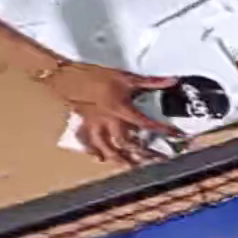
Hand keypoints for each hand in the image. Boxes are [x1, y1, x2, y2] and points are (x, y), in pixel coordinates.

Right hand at [37, 60, 182, 164]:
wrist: (59, 71)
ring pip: (103, 145)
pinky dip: (92, 149)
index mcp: (120, 110)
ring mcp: (92, 122)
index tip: (178, 135)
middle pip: (125, 142)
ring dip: (117, 157)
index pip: (147, 124)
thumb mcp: (126, 77)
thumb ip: (151, 82)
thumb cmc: (94, 74)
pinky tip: (99, 158)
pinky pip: (85, 138)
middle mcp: (107, 120)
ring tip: (131, 166)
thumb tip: (174, 80)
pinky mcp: (81, 121)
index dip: (164, 130)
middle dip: (142, 153)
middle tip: (158, 160)